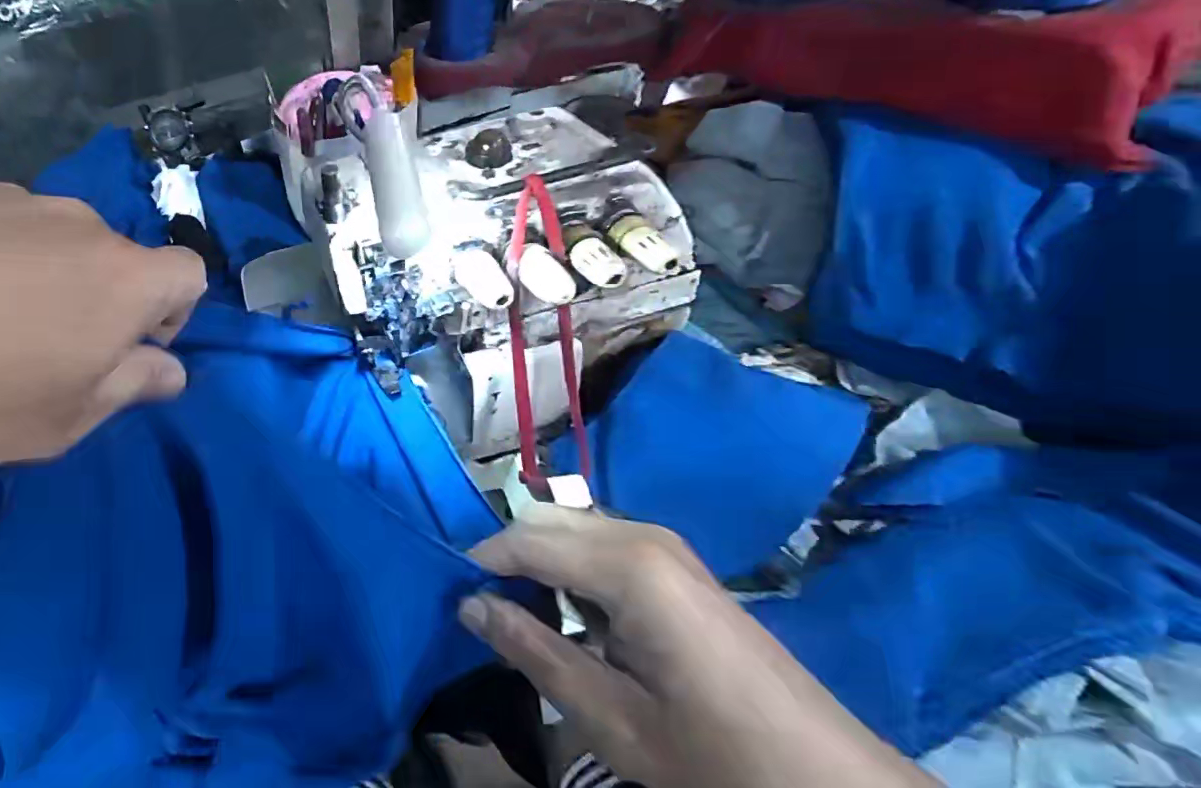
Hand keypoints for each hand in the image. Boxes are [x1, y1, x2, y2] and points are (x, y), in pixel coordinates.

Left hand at [0, 174, 205, 487]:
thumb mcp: (53, 422)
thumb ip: (124, 390)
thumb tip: (166, 368)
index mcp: (119, 279)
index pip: (187, 275)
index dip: (170, 316)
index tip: (123, 354)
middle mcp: (71, 223)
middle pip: (107, 257)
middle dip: (89, 302)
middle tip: (28, 357)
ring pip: (37, 240)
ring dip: (22, 280)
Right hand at [461, 507, 934, 787]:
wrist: (832, 782)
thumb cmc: (717, 756)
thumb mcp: (612, 717)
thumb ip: (532, 650)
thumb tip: (468, 604)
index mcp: (627, 566)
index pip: (524, 540)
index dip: (480, 563)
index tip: (451, 594)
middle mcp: (641, 534)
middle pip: (544, 521)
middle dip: (506, 557)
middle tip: (484, 608)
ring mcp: (662, 543)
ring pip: (569, 526)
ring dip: (536, 560)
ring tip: (521, 614)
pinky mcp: (674, 561)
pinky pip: (598, 542)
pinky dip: (569, 565)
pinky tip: (572, 614)